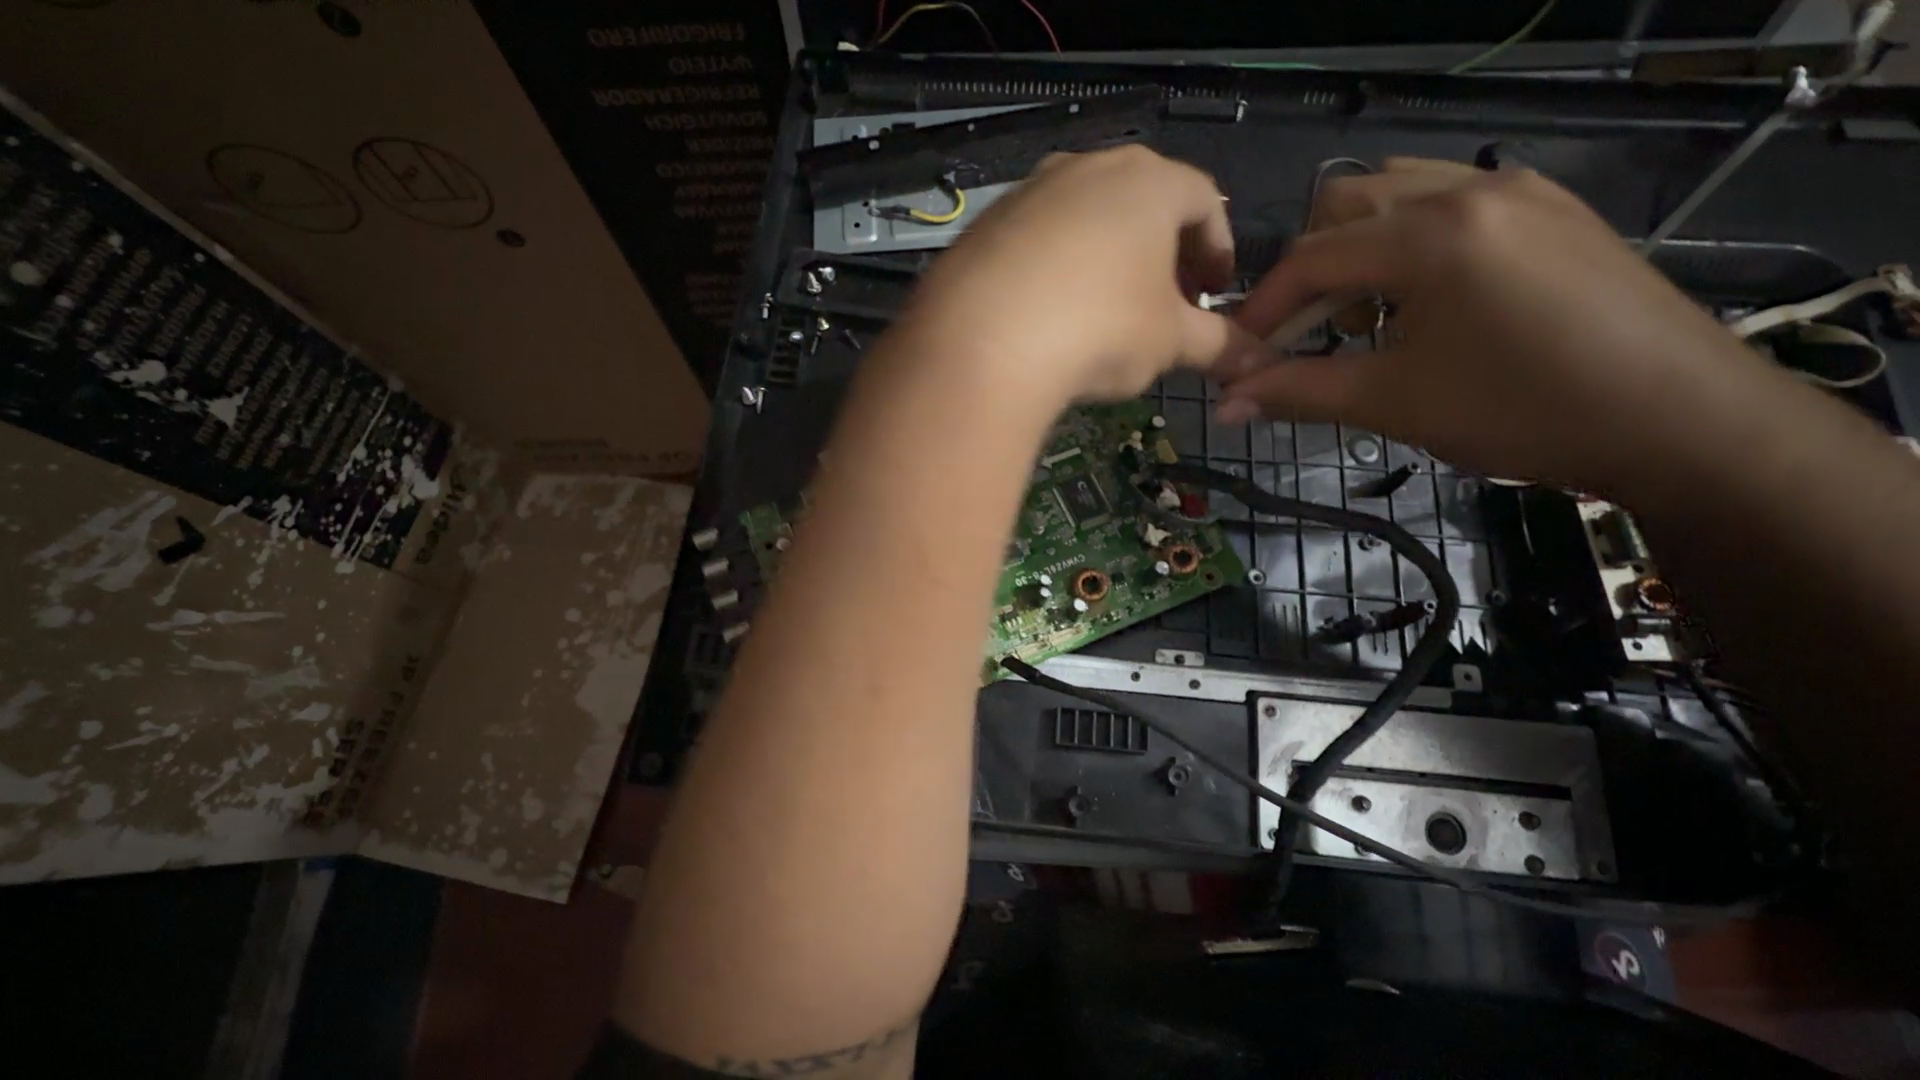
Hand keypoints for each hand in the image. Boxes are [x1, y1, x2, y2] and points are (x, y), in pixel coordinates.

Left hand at [895, 145, 1262, 406]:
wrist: (982, 342)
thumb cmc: (1100, 327)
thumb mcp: (1170, 341)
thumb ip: (1220, 344)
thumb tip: (1258, 361)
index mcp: (1149, 180)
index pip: (1204, 200)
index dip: (1217, 249)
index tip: (1215, 292)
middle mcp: (1087, 168)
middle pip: (1142, 203)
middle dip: (1163, 254)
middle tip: (1167, 306)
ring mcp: (1030, 191)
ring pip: (1087, 218)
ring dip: (1109, 260)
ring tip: (1109, 313)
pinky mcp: (985, 224)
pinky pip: (1037, 240)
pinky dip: (1057, 269)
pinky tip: (1051, 316)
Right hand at [1217, 158, 1778, 495]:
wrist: (1681, 419)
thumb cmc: (1523, 413)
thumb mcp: (1396, 403)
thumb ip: (1300, 391)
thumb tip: (1225, 405)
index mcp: (1429, 234)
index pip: (1310, 256)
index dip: (1263, 308)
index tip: (1239, 353)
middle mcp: (1469, 189)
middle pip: (1346, 204)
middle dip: (1311, 268)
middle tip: (1313, 333)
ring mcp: (1519, 190)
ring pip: (1400, 192)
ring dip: (1361, 247)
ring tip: (1373, 314)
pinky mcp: (1553, 207)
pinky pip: (1454, 199)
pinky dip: (1415, 238)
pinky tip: (1431, 296)